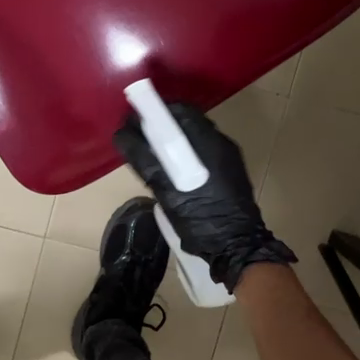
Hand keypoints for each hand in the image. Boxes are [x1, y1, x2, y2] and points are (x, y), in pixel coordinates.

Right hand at [114, 102, 295, 290]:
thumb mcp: (166, 191)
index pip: (180, 110)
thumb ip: (144, 160)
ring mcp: (227, 159)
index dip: (156, 112)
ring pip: (194, 138)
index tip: (136, 122)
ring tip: (151, 156)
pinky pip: (202, 153)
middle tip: (138, 140)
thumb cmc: (201, 218)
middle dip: (161, 126)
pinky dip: (184, 154)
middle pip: (187, 122)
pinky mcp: (228, 173)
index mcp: (209, 143)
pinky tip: (171, 171)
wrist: (237, 249)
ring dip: (172, 141)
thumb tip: (122, 134)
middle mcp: (221, 144)